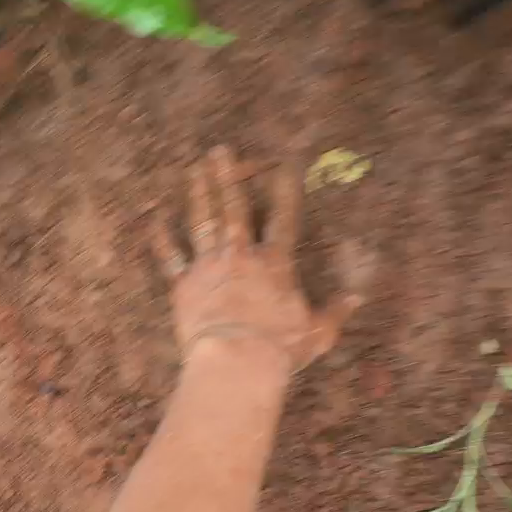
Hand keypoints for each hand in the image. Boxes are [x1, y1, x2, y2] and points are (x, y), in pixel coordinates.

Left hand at [150, 147, 361, 372]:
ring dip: (198, 194)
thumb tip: (357, 299)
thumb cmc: (279, 349)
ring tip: (194, 170)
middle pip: (234, 208)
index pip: (283, 218)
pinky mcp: (184, 285)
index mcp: (275, 264)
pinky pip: (170, 257)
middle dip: (227, 177)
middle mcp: (241, 257)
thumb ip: (335, 312)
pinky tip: (155, 220)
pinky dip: (161, 238)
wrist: (235, 360)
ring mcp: (209, 267)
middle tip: (219, 151)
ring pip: (202, 222)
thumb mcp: (317, 332)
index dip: (284, 190)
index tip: (284, 165)